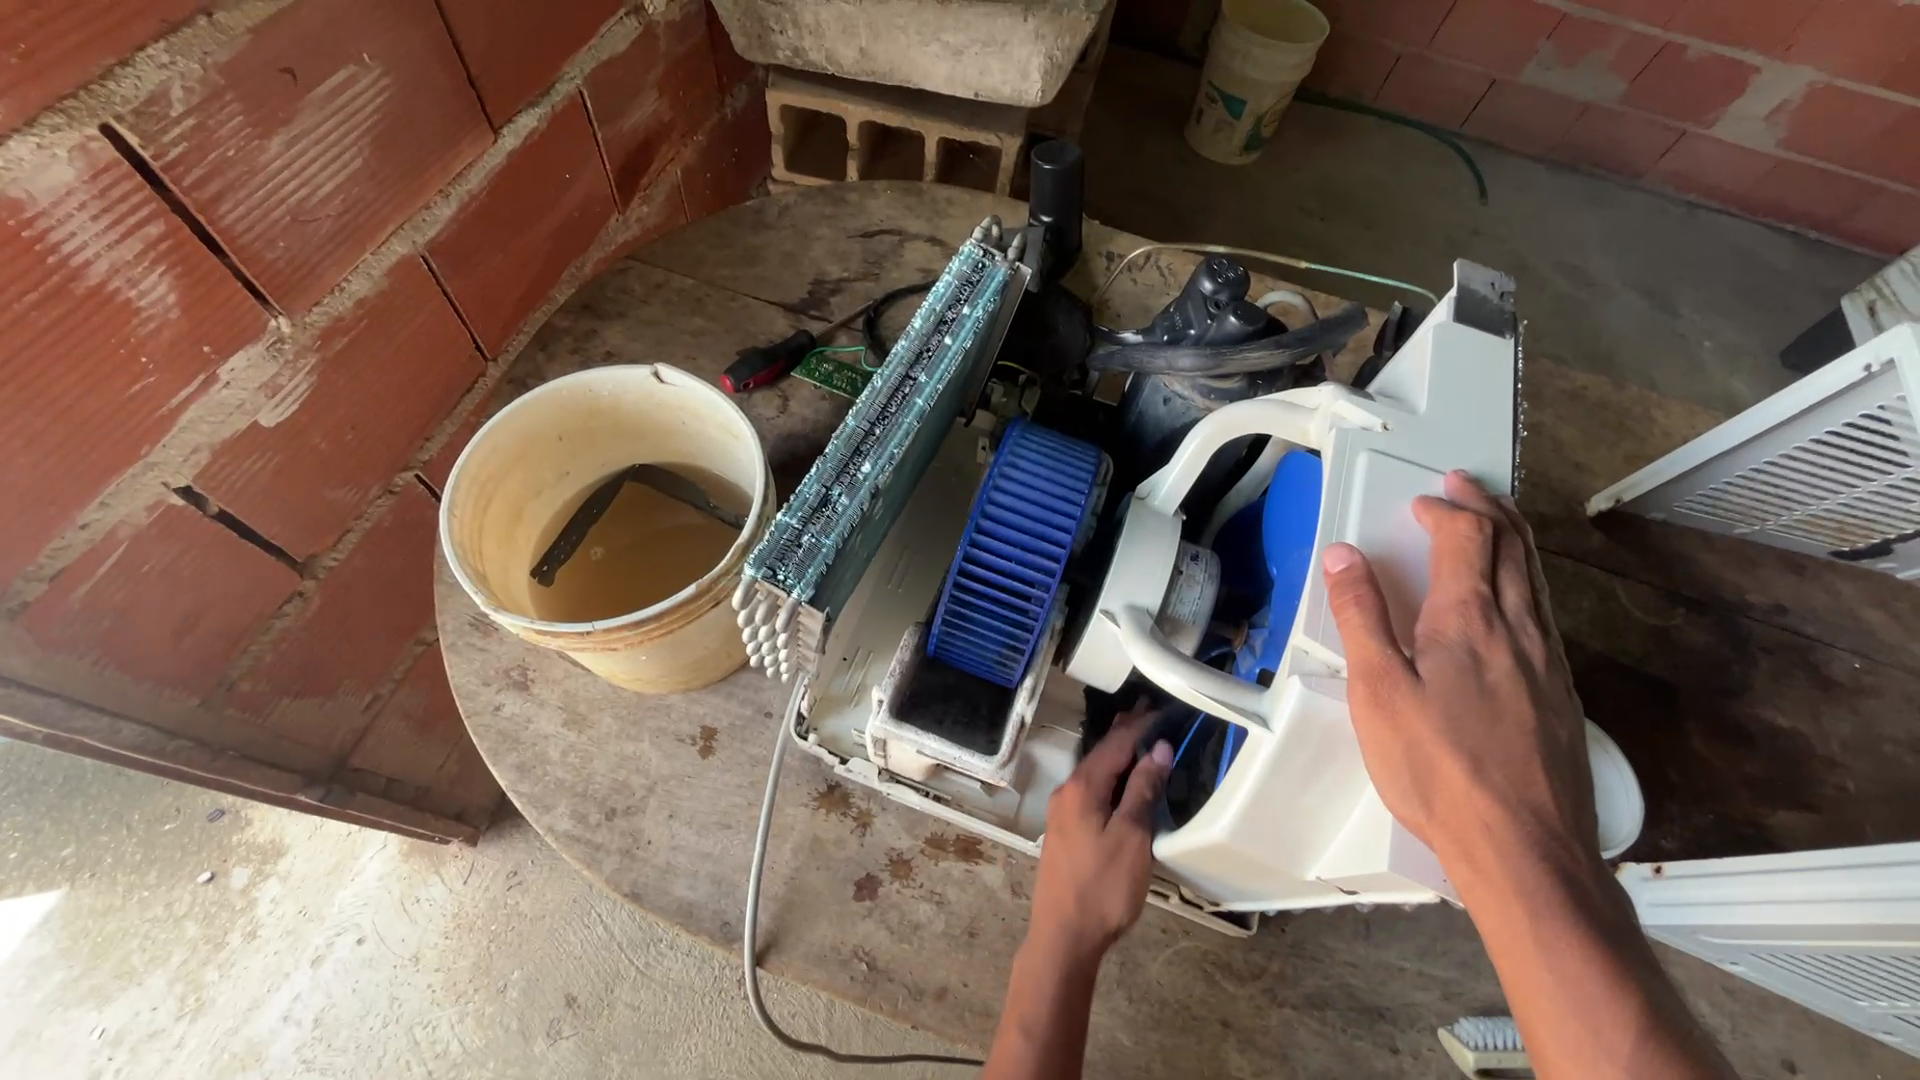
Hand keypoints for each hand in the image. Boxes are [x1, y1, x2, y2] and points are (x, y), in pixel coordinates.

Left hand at [1030, 705, 1172, 963]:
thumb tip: (1158, 749)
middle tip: (1150, 709)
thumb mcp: (1132, 837)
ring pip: (1096, 771)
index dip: (1141, 725)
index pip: (1115, 744)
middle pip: (1102, 753)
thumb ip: (1143, 791)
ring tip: (1141, 736)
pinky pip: (1093, 789)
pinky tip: (1124, 779)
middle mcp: (1068, 791)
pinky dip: (1112, 776)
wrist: (1064, 935)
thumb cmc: (1102, 886)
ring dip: (1119, 753)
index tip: (1164, 708)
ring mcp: (1064, 811)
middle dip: (1126, 732)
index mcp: (1082, 787)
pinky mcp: (1067, 830)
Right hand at [1322, 470, 1597, 879]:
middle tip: (1465, 487)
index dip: (1446, 510)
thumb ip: (1361, 617)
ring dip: (1513, 538)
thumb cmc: (1438, 768)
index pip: (1468, 539)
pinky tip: (1512, 601)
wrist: (1524, 846)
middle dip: (1488, 508)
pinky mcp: (1561, 693)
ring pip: (1537, 577)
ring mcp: (1549, 662)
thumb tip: (1345, 557)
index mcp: (1469, 622)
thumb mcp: (1377, 690)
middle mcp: (1519, 630)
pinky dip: (1526, 579)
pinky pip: (1545, 612)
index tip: (1422, 502)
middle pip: (1514, 547)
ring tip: (1494, 522)